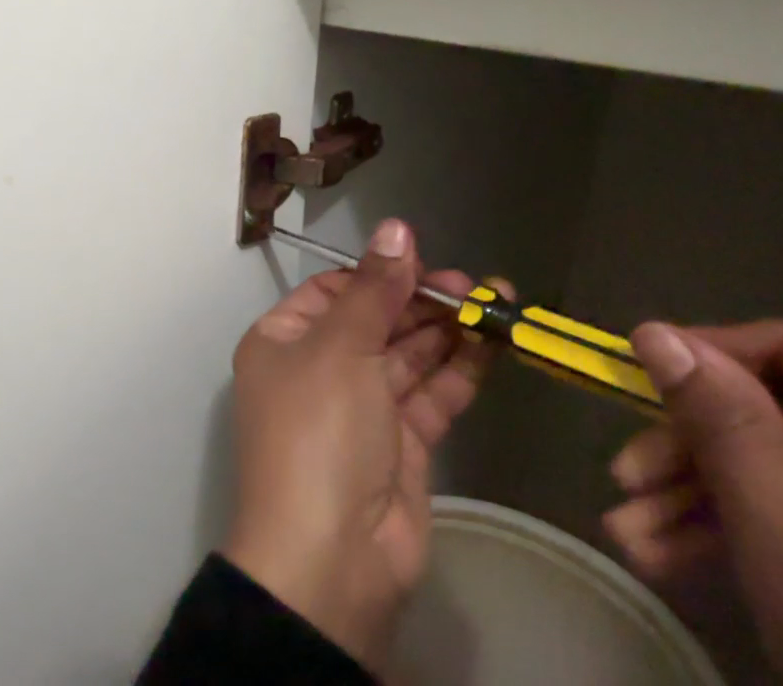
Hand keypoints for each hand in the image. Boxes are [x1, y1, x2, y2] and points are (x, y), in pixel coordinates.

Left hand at [221, 218, 499, 670]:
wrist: (331, 553)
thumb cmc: (319, 433)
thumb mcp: (340, 349)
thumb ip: (375, 290)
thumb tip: (396, 229)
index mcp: (282, 342)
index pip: (332, 292)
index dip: (379, 275)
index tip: (428, 263)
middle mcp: (317, 370)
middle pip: (375, 321)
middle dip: (423, 302)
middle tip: (480, 288)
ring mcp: (359, 409)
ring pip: (407, 356)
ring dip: (449, 332)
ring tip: (500, 306)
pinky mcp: (400, 444)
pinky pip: (430, 394)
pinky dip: (460, 370)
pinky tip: (496, 345)